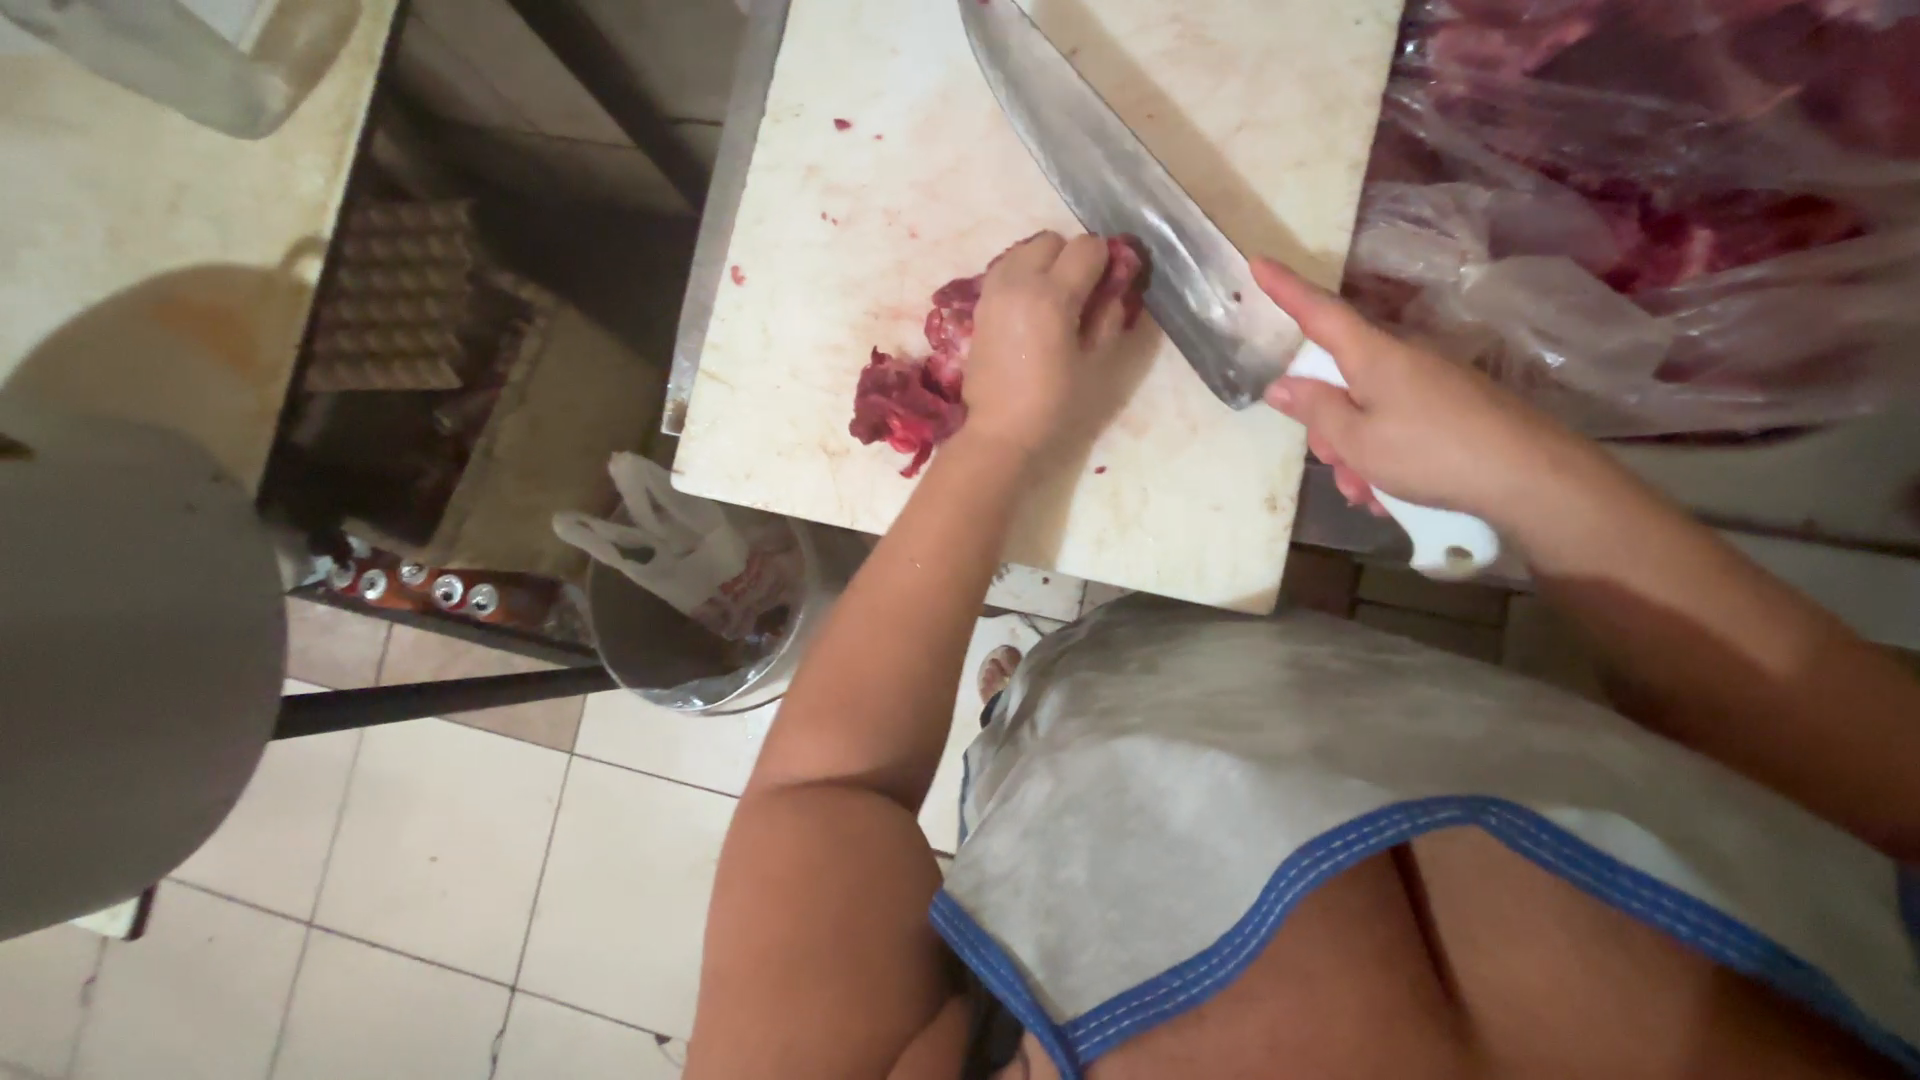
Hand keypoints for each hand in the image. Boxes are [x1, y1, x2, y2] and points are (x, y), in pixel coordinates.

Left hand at [959, 232, 1134, 462]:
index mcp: (1052, 296)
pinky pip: (1004, 270)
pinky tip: (1030, 307)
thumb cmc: (1054, 403)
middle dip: (1070, 257)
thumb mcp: (1095, 362)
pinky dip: (1021, 276)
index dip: (1104, 262)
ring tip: (1053, 298)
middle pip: (1052, 240)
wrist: (1001, 430)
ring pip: (1023, 250)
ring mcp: (993, 291)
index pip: (1087, 246)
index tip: (1107, 286)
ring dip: (1043, 263)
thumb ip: (1109, 316)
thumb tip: (1114, 288)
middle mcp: (1018, 282)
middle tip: (1079, 292)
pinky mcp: (979, 305)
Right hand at [1253, 257, 1598, 525]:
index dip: (1286, 290)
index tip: (1260, 262)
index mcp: (1374, 356)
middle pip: (1340, 378)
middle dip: (1325, 423)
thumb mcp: (1357, 440)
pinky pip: (1397, 427)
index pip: (1319, 313)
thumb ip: (1315, 410)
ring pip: (1366, 412)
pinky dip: (1384, 459)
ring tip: (1366, 492)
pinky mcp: (1451, 409)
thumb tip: (1281, 384)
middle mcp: (1402, 360)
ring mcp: (1429, 384)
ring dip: (1355, 453)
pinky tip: (1391, 495)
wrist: (1529, 476)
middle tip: (1331, 462)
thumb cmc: (1431, 452)